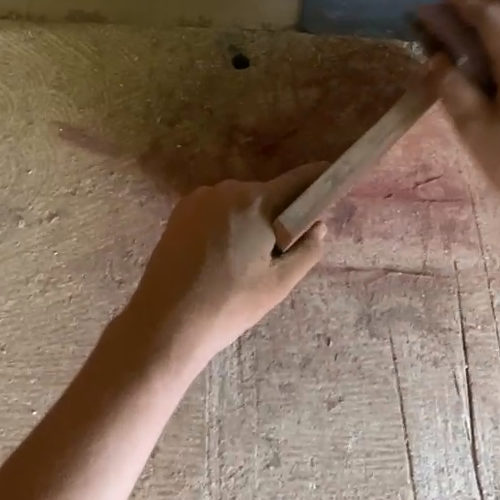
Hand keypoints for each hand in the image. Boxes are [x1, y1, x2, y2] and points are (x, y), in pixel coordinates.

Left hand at [121, 163, 330, 366]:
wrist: (166, 322)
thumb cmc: (229, 305)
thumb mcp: (278, 284)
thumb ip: (307, 249)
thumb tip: (319, 225)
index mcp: (254, 202)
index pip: (297, 180)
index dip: (318, 179)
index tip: (332, 177)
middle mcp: (226, 189)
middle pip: (266, 194)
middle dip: (279, 215)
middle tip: (280, 253)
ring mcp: (199, 198)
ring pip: (239, 203)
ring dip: (250, 221)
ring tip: (244, 262)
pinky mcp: (180, 210)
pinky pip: (216, 210)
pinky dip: (226, 224)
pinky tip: (220, 257)